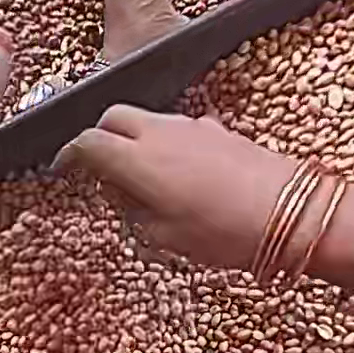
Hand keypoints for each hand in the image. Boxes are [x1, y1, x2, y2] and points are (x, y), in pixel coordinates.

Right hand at [54, 105, 297, 269]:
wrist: (291, 213)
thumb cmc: (222, 233)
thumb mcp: (164, 236)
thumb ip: (131, 209)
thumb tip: (118, 191)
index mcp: (137, 160)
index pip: (88, 143)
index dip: (68, 154)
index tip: (63, 168)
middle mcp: (159, 132)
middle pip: (113, 116)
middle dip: (98, 136)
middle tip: (98, 166)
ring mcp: (189, 126)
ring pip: (145, 118)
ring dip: (131, 137)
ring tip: (139, 174)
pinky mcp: (216, 129)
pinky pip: (175, 128)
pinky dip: (162, 142)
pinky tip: (176, 171)